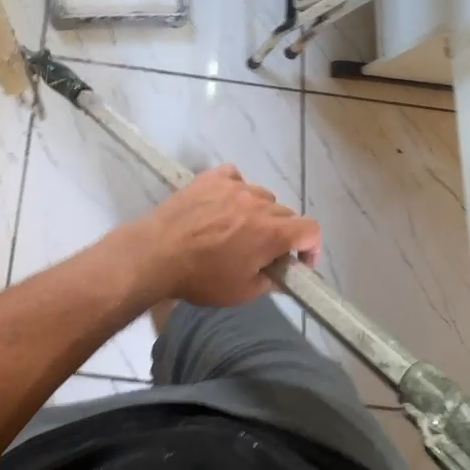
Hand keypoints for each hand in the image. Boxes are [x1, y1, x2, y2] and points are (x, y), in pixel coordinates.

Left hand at [125, 165, 320, 306]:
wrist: (159, 252)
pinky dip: (235, 189)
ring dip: (258, 211)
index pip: (311, 229)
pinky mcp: (210, 177)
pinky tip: (224, 203)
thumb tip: (278, 272)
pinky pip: (234, 176)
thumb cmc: (202, 277)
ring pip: (260, 195)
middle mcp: (257, 202)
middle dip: (281, 233)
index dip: (311, 247)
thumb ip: (270, 280)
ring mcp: (233, 186)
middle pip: (285, 213)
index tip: (298, 262)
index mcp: (271, 231)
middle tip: (263, 251)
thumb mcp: (243, 292)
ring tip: (239, 228)